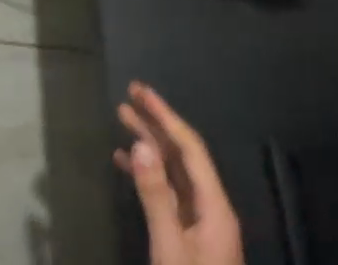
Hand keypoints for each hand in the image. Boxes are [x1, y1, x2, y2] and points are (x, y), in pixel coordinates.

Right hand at [117, 83, 242, 264]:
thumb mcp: (170, 245)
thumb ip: (156, 195)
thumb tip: (141, 144)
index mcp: (215, 207)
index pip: (190, 149)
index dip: (165, 116)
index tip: (140, 92)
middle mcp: (211, 208)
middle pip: (184, 156)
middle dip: (157, 124)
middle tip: (129, 96)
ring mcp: (201, 223)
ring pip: (175, 172)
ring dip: (150, 145)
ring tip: (122, 119)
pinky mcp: (188, 235)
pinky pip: (168, 192)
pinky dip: (147, 173)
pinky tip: (125, 163)